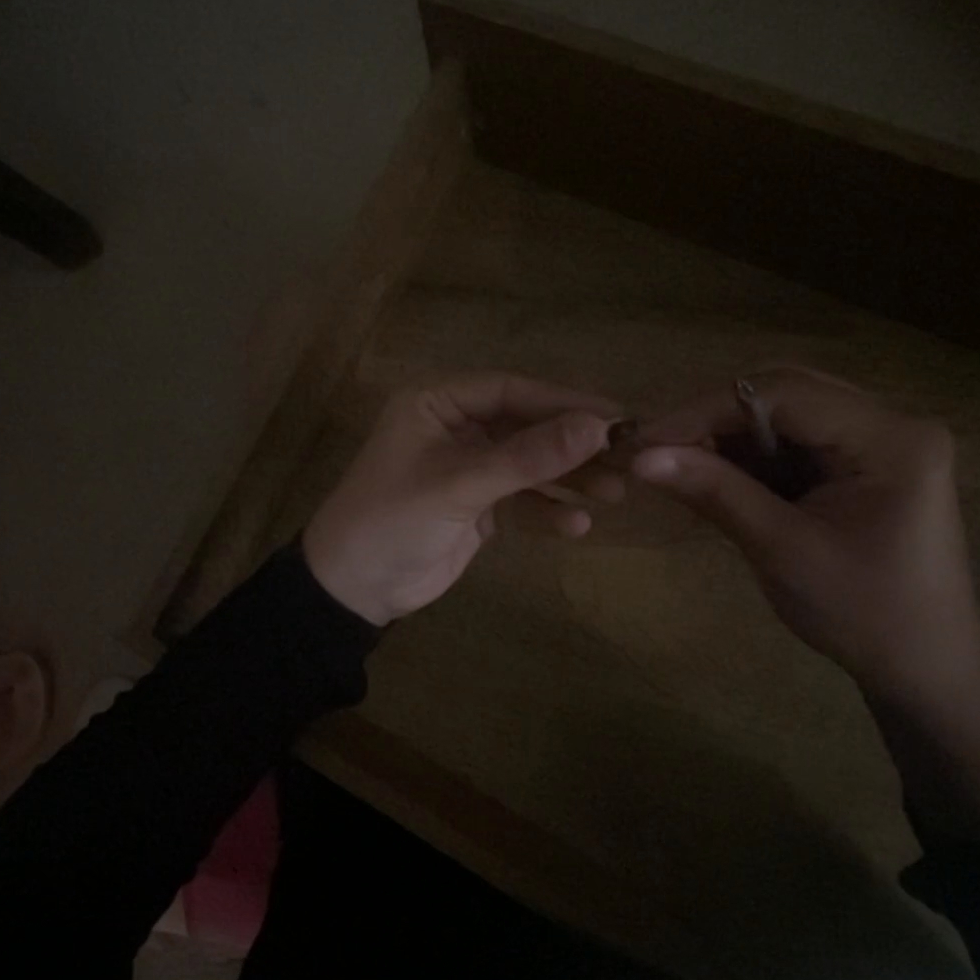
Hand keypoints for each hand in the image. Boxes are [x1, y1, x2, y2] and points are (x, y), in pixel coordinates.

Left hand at [302, 373, 623, 625]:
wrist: (352, 588)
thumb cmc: (392, 520)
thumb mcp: (458, 485)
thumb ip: (526, 458)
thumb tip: (597, 427)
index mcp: (437, 403)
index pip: (511, 390)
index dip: (563, 402)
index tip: (615, 417)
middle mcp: (454, 428)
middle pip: (526, 426)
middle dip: (572, 444)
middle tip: (627, 457)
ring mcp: (467, 469)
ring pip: (528, 465)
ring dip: (568, 479)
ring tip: (615, 492)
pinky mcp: (475, 508)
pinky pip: (520, 502)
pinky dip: (546, 512)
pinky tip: (577, 527)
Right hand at [629, 368, 979, 692]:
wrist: (922, 665)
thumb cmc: (861, 612)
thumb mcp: (781, 550)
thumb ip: (715, 492)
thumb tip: (640, 457)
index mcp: (889, 438)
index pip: (784, 394)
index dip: (707, 409)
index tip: (647, 439)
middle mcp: (890, 423)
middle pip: (785, 393)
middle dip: (716, 419)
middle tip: (658, 450)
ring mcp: (877, 443)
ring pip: (784, 415)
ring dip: (729, 438)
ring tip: (678, 466)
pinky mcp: (861, 465)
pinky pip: (793, 442)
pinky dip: (749, 458)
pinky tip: (715, 479)